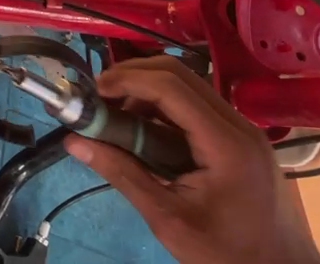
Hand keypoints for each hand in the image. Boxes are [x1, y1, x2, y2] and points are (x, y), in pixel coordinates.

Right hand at [64, 56, 319, 263]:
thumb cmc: (228, 255)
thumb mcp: (169, 220)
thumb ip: (122, 174)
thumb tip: (74, 141)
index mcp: (227, 144)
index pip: (170, 87)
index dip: (128, 80)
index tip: (95, 92)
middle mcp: (241, 126)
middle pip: (179, 74)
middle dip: (134, 77)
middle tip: (102, 97)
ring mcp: (245, 131)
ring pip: (188, 84)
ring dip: (148, 90)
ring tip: (121, 117)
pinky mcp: (242, 139)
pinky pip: (197, 104)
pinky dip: (165, 105)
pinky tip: (148, 131)